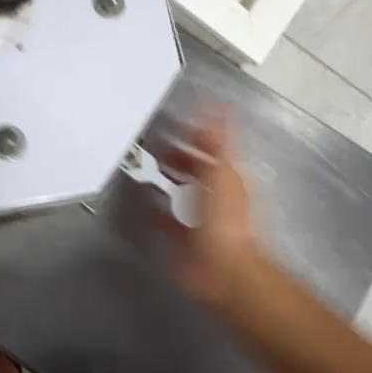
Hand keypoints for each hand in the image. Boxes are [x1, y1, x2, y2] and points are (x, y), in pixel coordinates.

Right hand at [159, 109, 270, 311]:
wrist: (223, 268)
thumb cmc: (225, 217)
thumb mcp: (224, 171)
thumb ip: (220, 139)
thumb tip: (219, 104)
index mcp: (227, 178)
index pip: (212, 150)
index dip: (197, 136)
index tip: (176, 124)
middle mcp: (215, 196)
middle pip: (196, 171)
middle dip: (178, 158)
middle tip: (155, 146)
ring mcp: (200, 218)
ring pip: (182, 194)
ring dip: (167, 183)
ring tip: (147, 171)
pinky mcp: (184, 239)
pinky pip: (167, 220)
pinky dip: (156, 211)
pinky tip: (144, 206)